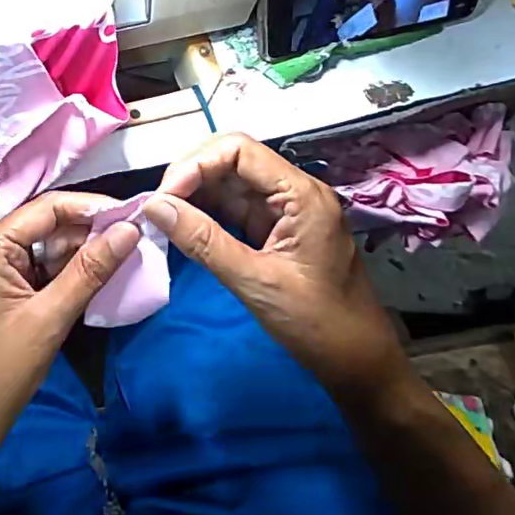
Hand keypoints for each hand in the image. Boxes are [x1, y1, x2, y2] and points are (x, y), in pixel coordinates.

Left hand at [0, 192, 139, 487]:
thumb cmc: (0, 370)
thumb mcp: (50, 317)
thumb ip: (90, 270)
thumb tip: (129, 230)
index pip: (48, 207)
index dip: (93, 206)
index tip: (133, 214)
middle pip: (46, 224)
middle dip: (90, 231)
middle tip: (135, 238)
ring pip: (45, 247)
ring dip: (81, 253)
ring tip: (126, 256)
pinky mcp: (0, 290)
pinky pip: (38, 268)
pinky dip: (66, 272)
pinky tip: (97, 277)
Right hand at [140, 133, 413, 406]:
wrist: (359, 364)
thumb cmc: (318, 324)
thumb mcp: (255, 282)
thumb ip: (203, 241)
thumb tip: (155, 207)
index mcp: (301, 195)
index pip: (238, 150)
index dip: (195, 165)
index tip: (165, 196)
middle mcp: (294, 192)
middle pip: (231, 160)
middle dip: (190, 175)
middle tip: (159, 206)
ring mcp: (284, 210)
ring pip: (229, 182)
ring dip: (193, 193)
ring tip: (163, 215)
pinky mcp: (274, 229)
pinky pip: (233, 207)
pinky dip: (205, 211)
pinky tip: (182, 223)